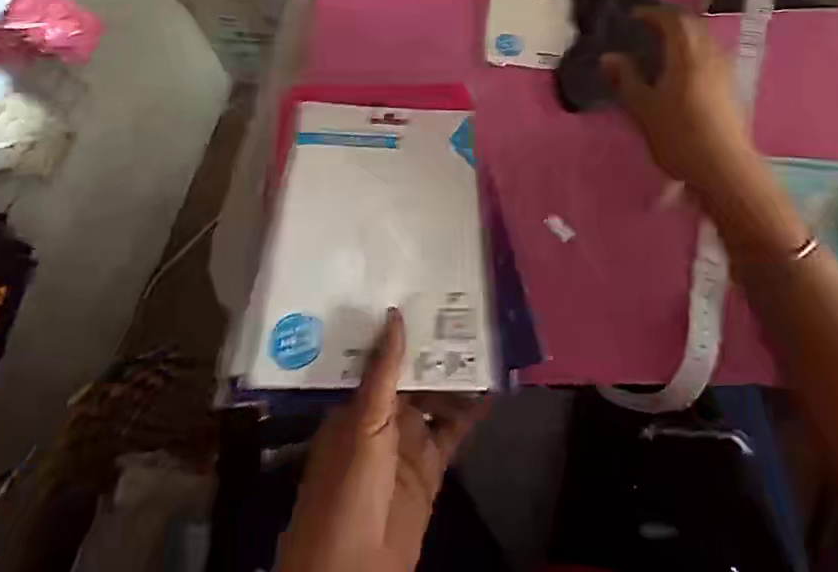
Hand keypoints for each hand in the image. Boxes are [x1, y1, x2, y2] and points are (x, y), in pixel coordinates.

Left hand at [277, 309, 487, 571]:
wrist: (354, 568)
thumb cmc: (347, 487)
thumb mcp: (363, 422)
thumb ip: (383, 371)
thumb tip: (394, 314)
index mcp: (356, 404)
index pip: (381, 358)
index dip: (402, 331)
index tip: (423, 293)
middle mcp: (382, 418)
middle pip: (413, 376)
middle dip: (435, 350)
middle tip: (465, 310)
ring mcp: (408, 441)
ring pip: (436, 399)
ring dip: (456, 377)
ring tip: (483, 342)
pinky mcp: (430, 465)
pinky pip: (454, 430)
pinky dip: (471, 411)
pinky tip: (490, 389)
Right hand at [602, 7, 762, 190]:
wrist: (724, 168)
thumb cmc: (678, 135)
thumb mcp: (642, 108)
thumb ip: (625, 78)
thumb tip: (609, 57)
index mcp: (686, 52)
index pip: (671, 18)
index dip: (651, 13)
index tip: (632, 18)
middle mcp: (710, 52)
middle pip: (691, 24)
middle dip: (668, 22)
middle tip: (646, 31)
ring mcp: (725, 69)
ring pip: (703, 39)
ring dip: (683, 37)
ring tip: (661, 50)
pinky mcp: (732, 86)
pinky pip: (710, 55)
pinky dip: (693, 53)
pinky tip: (682, 72)